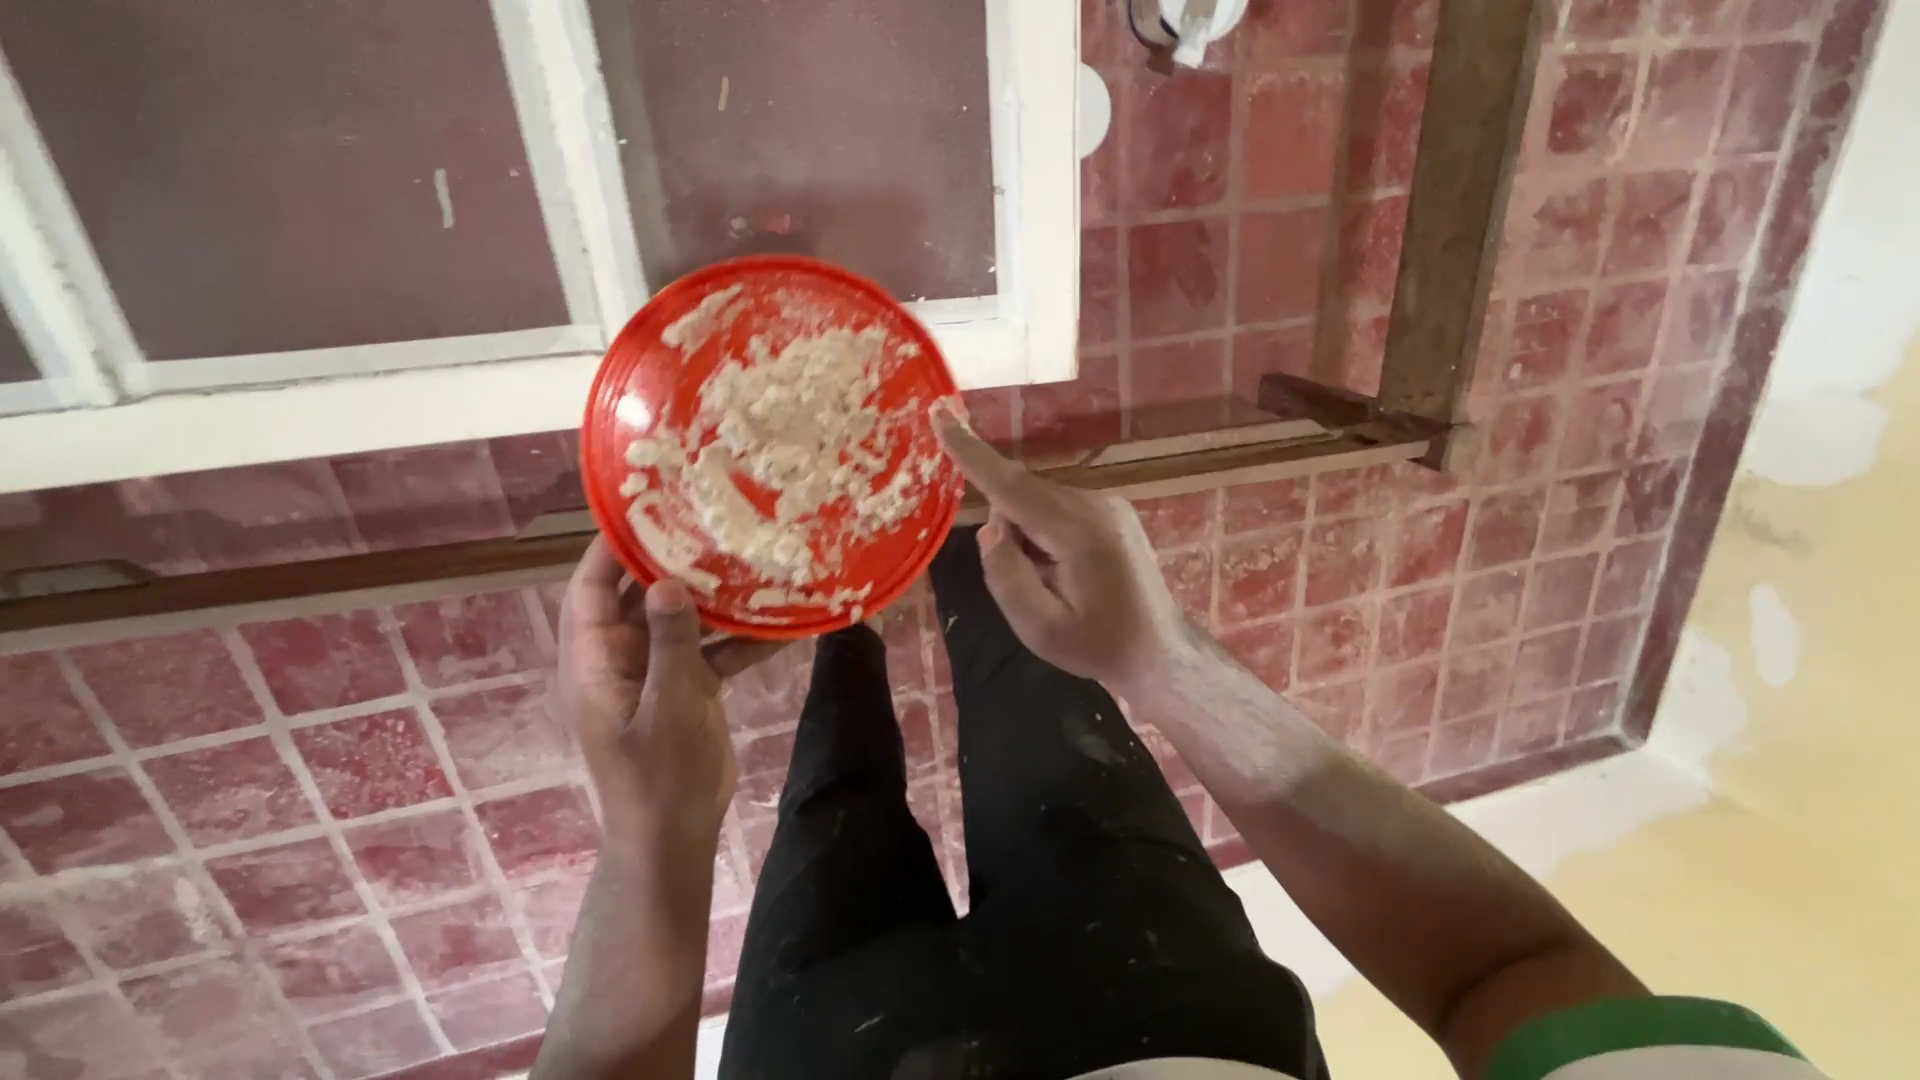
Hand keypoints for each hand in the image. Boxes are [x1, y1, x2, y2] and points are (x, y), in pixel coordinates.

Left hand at [554, 538, 785, 838]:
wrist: (675, 836)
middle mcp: (619, 659)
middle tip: (710, 523)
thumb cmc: (658, 778)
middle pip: (638, 597)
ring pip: (680, 620)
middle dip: (671, 562)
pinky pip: (711, 650)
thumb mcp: (667, 709)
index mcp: (594, 663)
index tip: (645, 508)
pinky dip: (740, 638)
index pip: (591, 590)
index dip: (610, 549)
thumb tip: (668, 582)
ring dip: (712, 597)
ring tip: (749, 559)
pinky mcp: (687, 687)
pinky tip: (781, 623)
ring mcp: (655, 672)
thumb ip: (669, 646)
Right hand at [933, 406, 1194, 691]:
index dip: (970, 452)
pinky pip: (1057, 509)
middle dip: (1008, 531)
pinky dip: (1044, 535)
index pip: (1012, 485)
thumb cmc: (1098, 646)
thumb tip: (989, 530)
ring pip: (1038, 503)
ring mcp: (1108, 504)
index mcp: (1079, 532)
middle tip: (1031, 585)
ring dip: (1028, 537)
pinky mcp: (1111, 510)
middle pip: (1023, 496)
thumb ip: (1007, 578)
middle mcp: (1096, 504)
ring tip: (1055, 587)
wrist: (1159, 651)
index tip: (939, 414)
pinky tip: (1066, 574)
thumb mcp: (1041, 629)